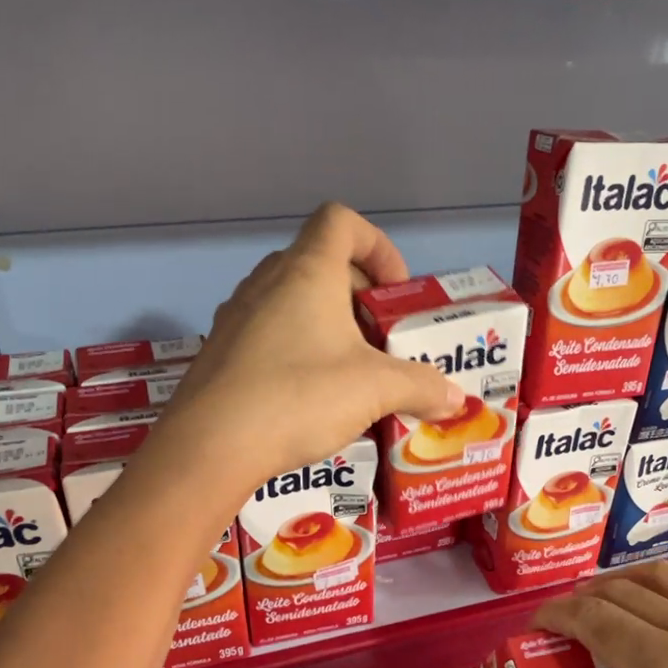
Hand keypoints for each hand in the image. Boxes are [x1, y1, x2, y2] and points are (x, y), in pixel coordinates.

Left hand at [147, 203, 463, 493]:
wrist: (211, 446)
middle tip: (380, 338)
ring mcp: (236, 317)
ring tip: (349, 371)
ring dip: (327, 324)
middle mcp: (267, 282)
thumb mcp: (375, 390)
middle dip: (358, 294)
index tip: (395, 292)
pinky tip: (309, 398)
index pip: (341, 220)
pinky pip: (268, 334)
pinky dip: (296, 350)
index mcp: (307, 271)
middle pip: (319, 261)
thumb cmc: (300, 396)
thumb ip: (421, 387)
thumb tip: (456, 399)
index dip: (378, 245)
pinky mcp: (221, 353)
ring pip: (291, 301)